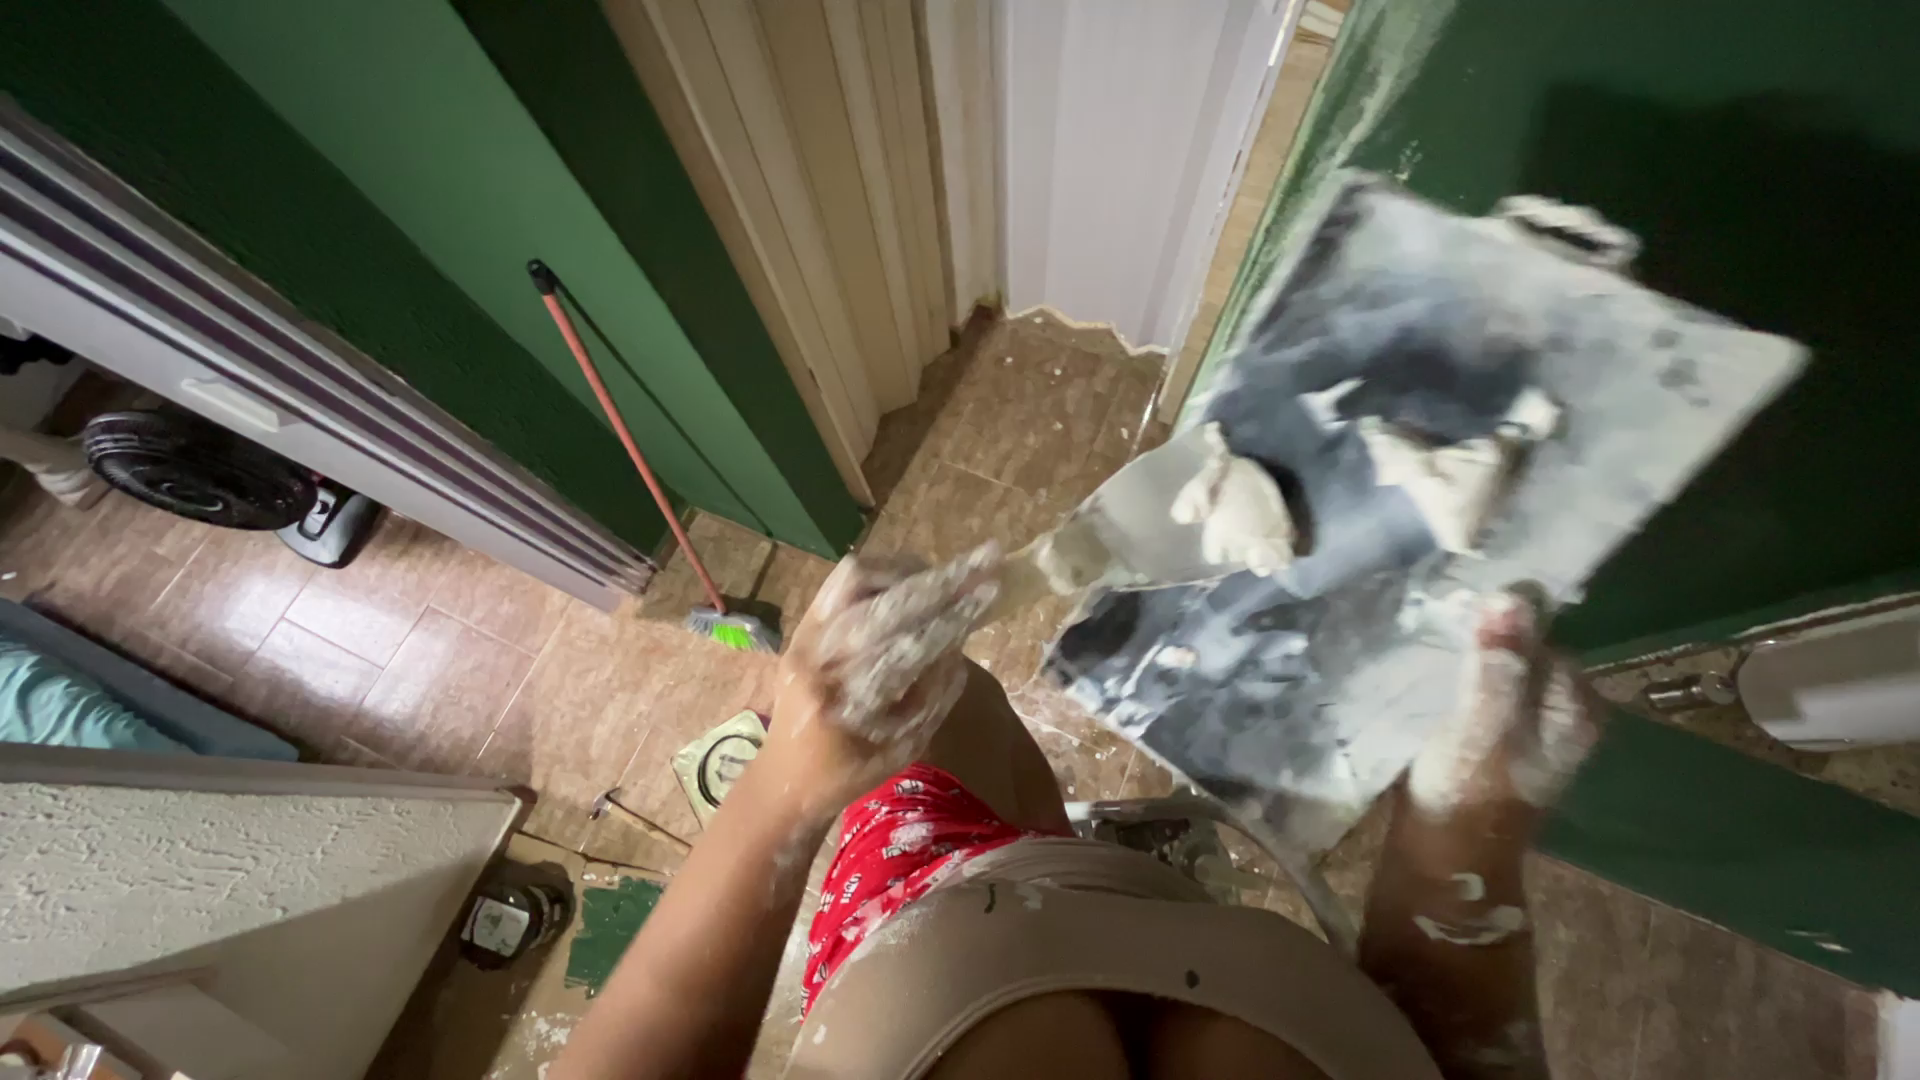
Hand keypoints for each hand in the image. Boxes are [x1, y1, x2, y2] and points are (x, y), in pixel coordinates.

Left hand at [758, 547, 999, 816]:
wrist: (782, 777)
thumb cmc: (849, 773)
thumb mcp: (904, 747)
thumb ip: (935, 693)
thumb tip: (958, 636)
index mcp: (844, 702)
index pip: (907, 645)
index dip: (952, 615)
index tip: (990, 591)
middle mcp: (817, 660)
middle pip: (883, 601)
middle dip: (939, 580)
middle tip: (982, 561)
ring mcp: (804, 637)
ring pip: (857, 578)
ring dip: (908, 571)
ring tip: (943, 577)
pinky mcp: (801, 625)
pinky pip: (843, 582)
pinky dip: (883, 574)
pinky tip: (909, 583)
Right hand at [1405, 586, 1604, 825]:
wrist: (1444, 856)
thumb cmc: (1469, 791)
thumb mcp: (1482, 725)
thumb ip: (1497, 666)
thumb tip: (1511, 595)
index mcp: (1574, 707)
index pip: (1541, 635)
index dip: (1496, 618)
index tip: (1447, 606)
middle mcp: (1560, 712)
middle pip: (1520, 650)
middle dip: (1477, 633)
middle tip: (1425, 620)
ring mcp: (1526, 725)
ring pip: (1496, 668)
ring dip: (1461, 653)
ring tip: (1418, 638)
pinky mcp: (1493, 734)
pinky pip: (1478, 686)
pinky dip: (1454, 674)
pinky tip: (1424, 670)